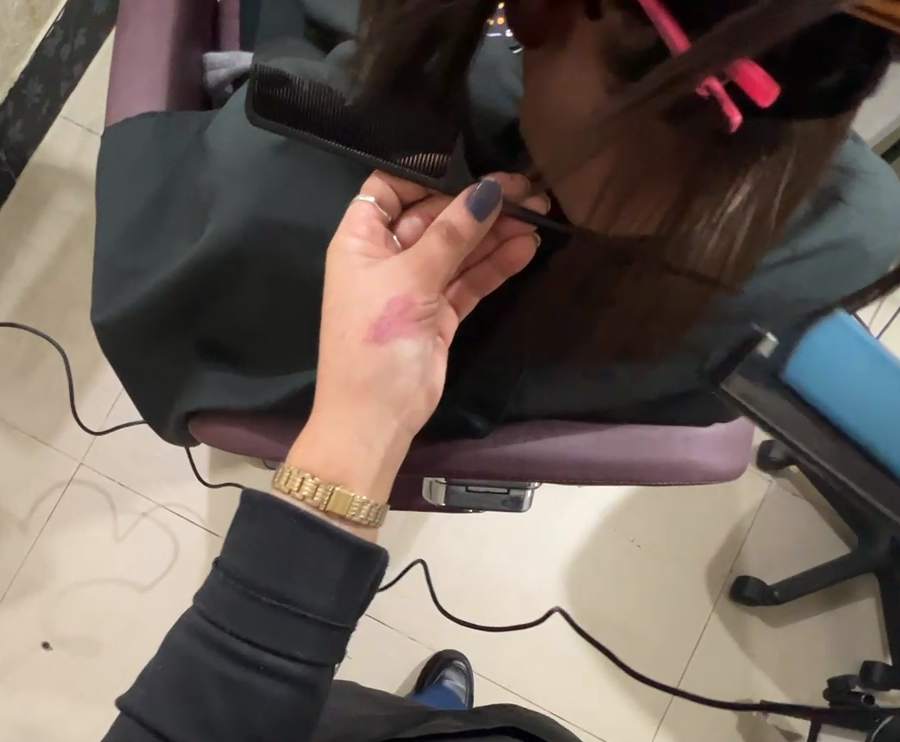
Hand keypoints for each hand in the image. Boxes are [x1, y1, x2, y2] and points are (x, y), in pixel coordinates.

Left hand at [284, 172, 546, 533]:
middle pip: (433, 217)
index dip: (427, 175)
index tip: (471, 165)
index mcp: (360, 241)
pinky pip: (468, 281)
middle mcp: (385, 259)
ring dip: (494, 234)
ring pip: (457, 250)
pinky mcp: (438, 316)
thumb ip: (451, 233)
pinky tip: (526, 246)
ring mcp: (414, 288)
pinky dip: (494, 266)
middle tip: (526, 186)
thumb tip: (489, 190)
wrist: (373, 418)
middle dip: (475, 203)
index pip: (390, 189)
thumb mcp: (409, 277)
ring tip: (540, 212)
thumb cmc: (375, 340)